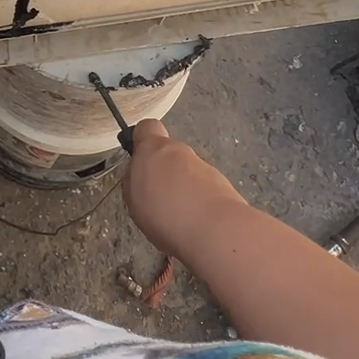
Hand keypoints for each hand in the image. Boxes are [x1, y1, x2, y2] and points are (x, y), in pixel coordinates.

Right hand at [123, 119, 248, 257]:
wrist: (216, 232)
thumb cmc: (165, 214)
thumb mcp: (133, 201)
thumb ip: (133, 181)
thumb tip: (136, 175)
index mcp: (153, 148)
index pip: (147, 127)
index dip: (143, 140)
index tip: (140, 159)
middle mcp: (180, 151)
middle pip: (170, 154)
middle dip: (165, 173)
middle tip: (159, 199)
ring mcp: (204, 167)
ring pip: (189, 174)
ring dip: (185, 189)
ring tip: (180, 219)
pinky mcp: (225, 186)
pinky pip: (207, 191)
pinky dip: (202, 203)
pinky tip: (198, 226)